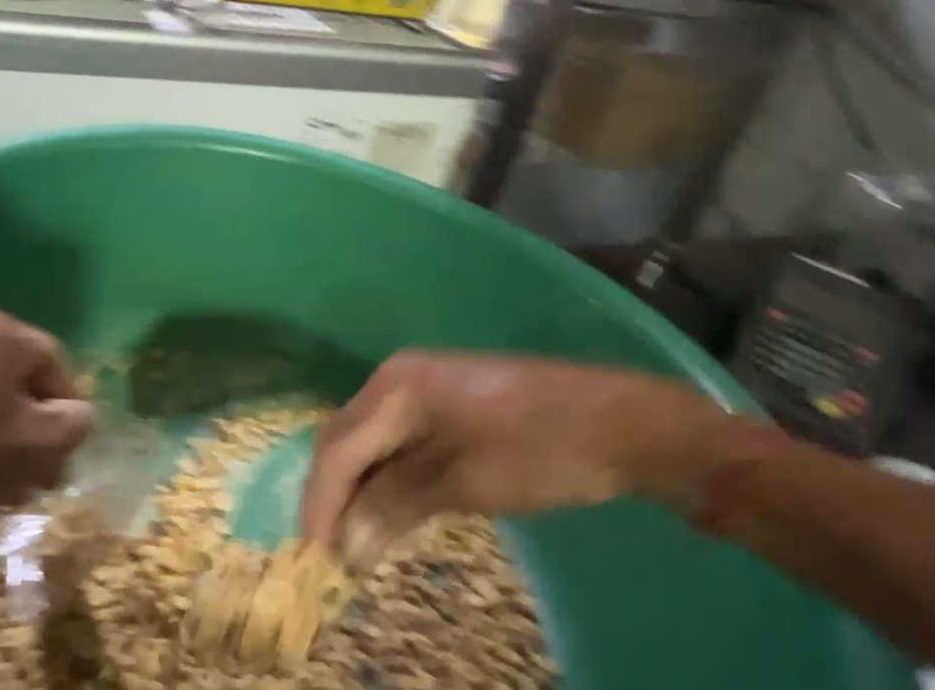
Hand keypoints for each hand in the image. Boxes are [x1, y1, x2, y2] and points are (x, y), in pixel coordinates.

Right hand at [301, 351, 728, 565]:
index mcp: (395, 387)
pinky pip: (396, 440)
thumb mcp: (464, 483)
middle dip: (332, 496)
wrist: (620, 424)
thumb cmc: (539, 450)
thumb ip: (395, 504)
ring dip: (357, 489)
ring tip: (351, 540)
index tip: (314, 556)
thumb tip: (346, 541)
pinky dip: (386, 477)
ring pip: (369, 441)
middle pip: (346, 439)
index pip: (339, 448)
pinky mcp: (444, 403)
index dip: (321, 503)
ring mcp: (420, 386)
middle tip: (327, 552)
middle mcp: (396, 378)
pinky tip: (385, 511)